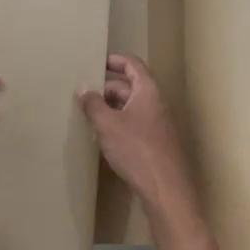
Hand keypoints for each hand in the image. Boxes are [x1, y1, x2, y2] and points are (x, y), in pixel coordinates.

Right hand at [79, 55, 197, 221]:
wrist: (166, 188)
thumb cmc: (136, 149)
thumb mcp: (108, 124)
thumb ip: (93, 104)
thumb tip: (83, 87)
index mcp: (148, 92)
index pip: (133, 65)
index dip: (116, 60)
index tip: (98, 62)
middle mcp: (156, 104)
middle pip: (132, 86)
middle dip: (109, 86)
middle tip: (87, 91)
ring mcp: (159, 124)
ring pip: (133, 106)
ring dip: (113, 106)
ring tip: (91, 112)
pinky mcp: (157, 144)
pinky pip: (136, 123)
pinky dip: (120, 122)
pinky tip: (105, 135)